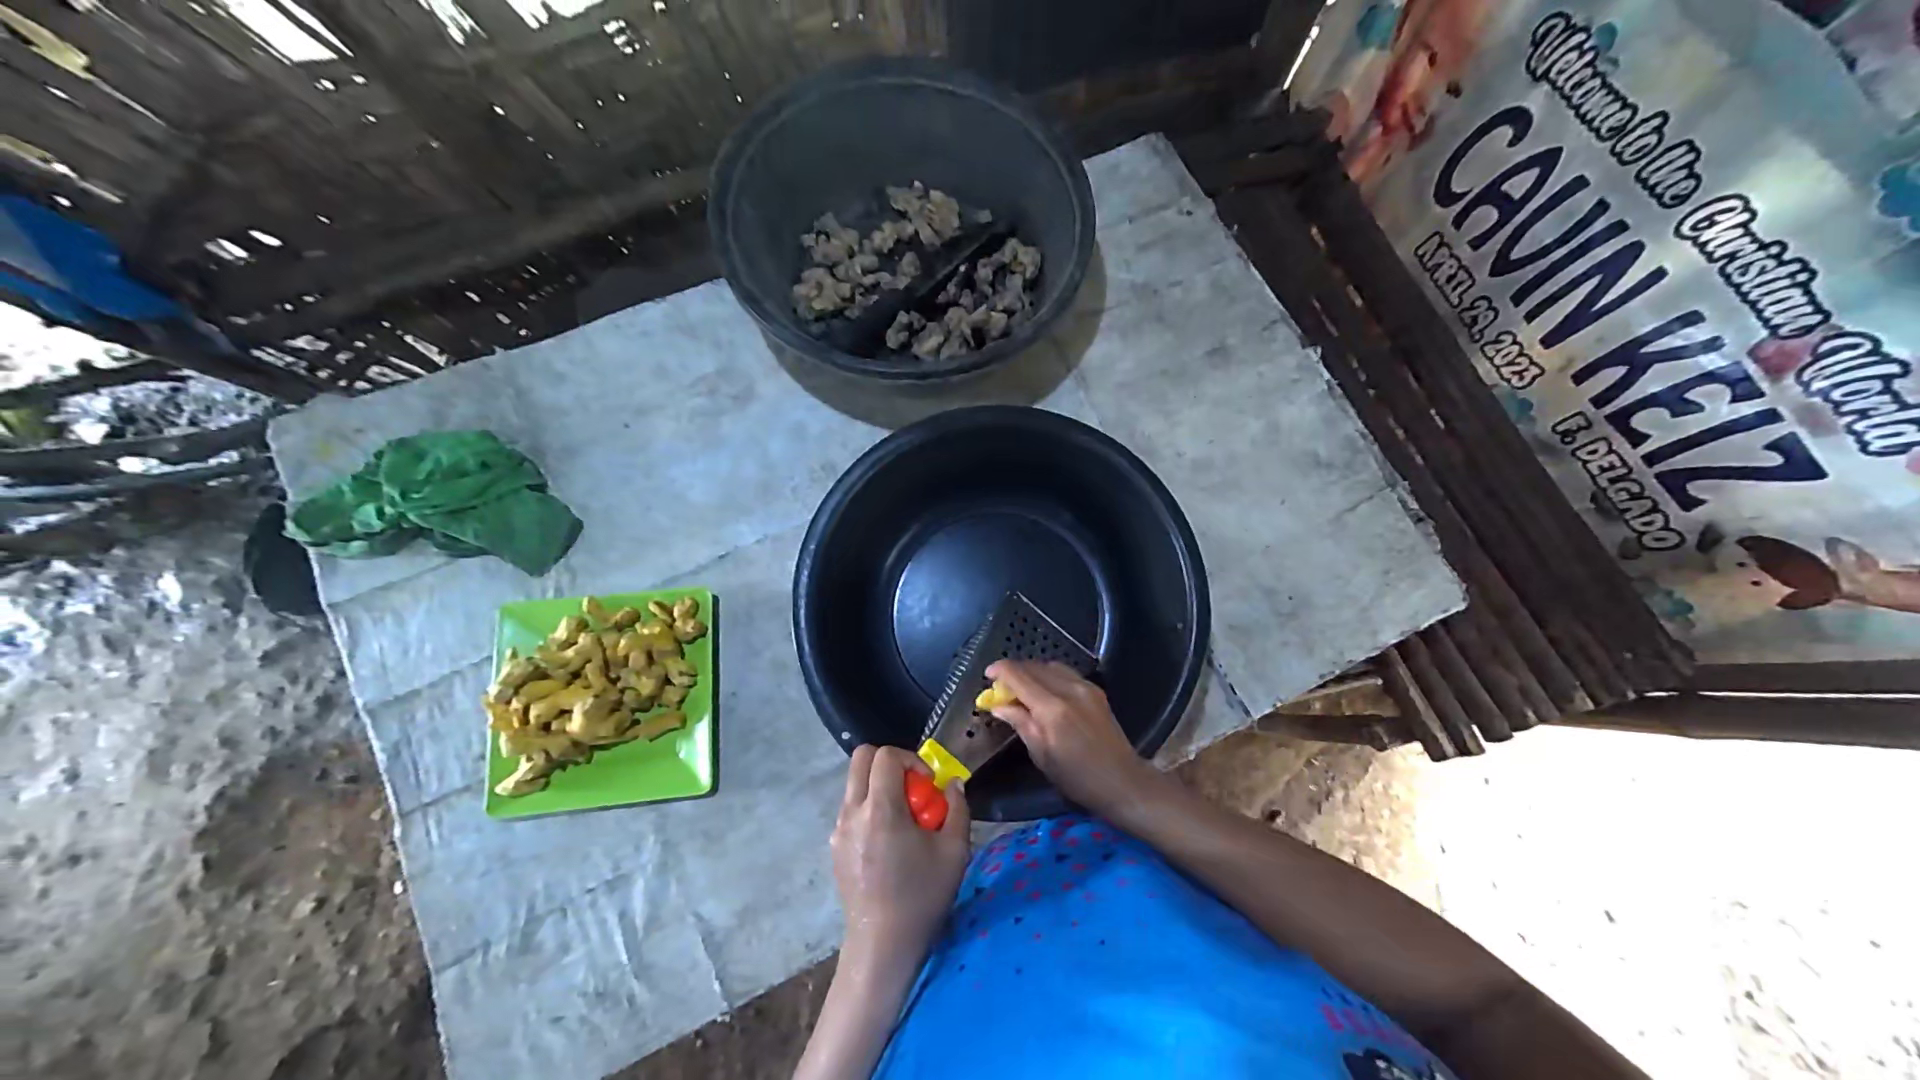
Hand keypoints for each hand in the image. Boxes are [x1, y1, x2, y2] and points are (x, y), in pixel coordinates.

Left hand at [831, 745, 969, 957]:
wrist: (882, 945)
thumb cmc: (921, 897)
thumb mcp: (954, 851)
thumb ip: (957, 808)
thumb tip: (952, 782)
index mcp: (880, 809)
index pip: (885, 755)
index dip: (911, 759)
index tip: (927, 785)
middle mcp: (852, 813)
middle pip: (861, 758)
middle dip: (890, 763)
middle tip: (912, 789)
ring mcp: (838, 830)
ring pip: (854, 783)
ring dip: (879, 786)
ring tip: (903, 820)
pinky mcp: (834, 847)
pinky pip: (851, 809)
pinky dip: (870, 809)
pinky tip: (888, 842)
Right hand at [984, 659, 1161, 816]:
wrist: (1123, 781)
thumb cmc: (1077, 777)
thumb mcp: (1041, 755)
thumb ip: (1020, 723)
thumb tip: (998, 705)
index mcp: (1052, 708)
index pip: (1019, 675)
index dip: (1000, 671)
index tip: (987, 676)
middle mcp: (1069, 689)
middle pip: (1034, 666)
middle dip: (1014, 671)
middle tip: (1001, 687)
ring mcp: (1085, 687)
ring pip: (1050, 665)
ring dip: (1032, 671)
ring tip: (1021, 688)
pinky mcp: (1096, 690)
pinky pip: (1065, 673)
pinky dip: (1049, 675)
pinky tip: (1044, 691)